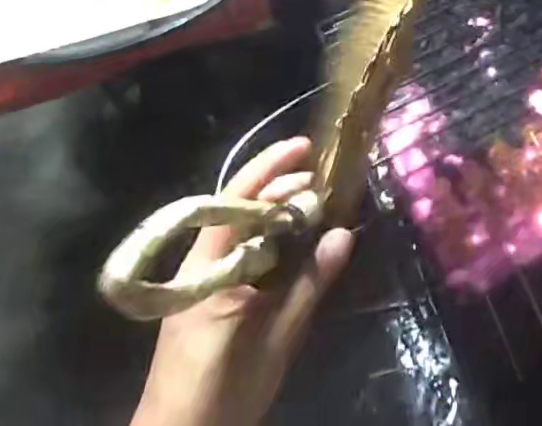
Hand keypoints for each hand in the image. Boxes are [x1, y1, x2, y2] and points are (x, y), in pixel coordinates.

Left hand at [131, 137, 352, 425]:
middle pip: (238, 208)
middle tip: (324, 177)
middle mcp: (198, 266)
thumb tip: (343, 233)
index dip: (269, 169)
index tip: (305, 147)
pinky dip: (269, 234)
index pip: (235, 202)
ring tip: (316, 199)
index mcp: (205, 271)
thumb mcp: (276, 341)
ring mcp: (200, 280)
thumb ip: (308, 285)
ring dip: (276, 208)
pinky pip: (241, 249)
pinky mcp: (207, 295)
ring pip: (239, 227)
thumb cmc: (221, 393)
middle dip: (280, 185)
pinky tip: (295, 236)